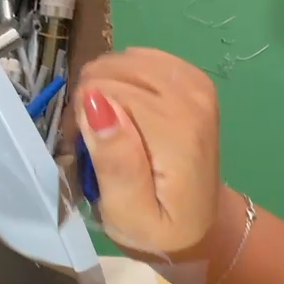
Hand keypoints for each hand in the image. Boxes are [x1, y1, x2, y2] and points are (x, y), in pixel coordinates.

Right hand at [74, 48, 222, 255]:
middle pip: (112, 69)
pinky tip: (125, 106)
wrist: (200, 225)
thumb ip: (114, 162)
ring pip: (121, 59)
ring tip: (109, 126)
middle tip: (95, 140)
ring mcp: (195, 81)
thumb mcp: (128, 214)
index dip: (83, 116)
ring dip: (106, 87)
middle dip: (92, 98)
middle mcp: (192, 95)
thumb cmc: (159, 227)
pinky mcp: (191, 76)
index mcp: (178, 129)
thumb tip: (95, 104)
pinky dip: (123, 77)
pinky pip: (138, 57)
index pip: (105, 89)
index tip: (84, 149)